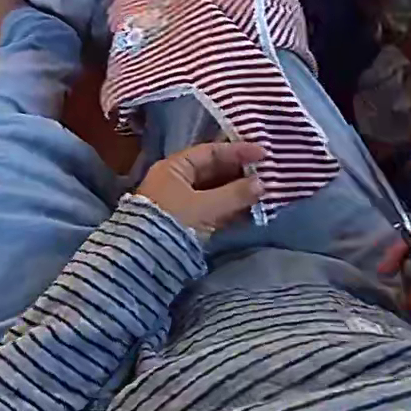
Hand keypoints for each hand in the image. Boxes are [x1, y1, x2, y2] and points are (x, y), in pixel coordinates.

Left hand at [136, 142, 266, 236]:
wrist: (143, 259)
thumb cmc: (173, 222)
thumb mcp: (205, 206)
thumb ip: (235, 194)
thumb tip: (262, 184)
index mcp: (175, 168)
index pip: (211, 151)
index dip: (238, 151)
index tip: (263, 153)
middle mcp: (176, 180)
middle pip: (213, 171)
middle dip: (240, 173)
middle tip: (266, 174)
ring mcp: (180, 202)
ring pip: (215, 191)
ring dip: (237, 192)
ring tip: (262, 192)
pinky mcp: (186, 221)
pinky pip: (212, 208)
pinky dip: (230, 207)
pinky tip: (249, 210)